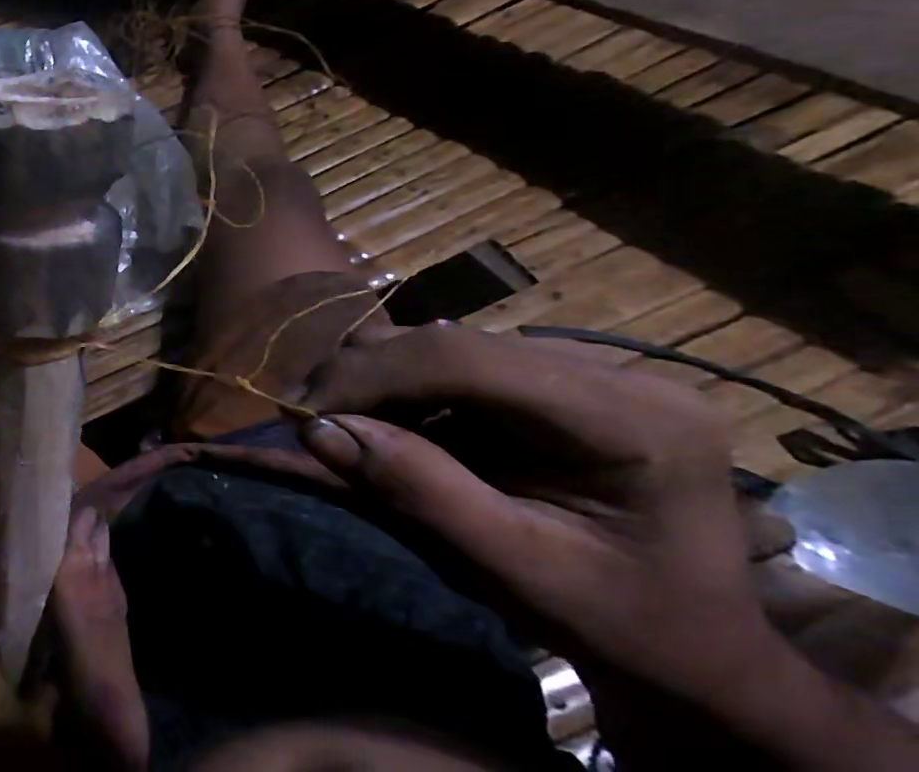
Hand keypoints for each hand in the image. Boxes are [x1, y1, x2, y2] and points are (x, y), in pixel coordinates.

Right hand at [296, 322, 764, 689]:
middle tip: (308, 424)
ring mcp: (584, 369)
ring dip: (376, 382)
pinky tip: (386, 426)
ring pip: (441, 344)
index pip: (467, 359)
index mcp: (632, 418)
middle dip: (364, 378)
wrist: (690, 649)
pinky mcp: (552, 379)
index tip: (303, 415)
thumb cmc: (619, 623)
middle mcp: (614, 372)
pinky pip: (451, 363)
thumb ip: (419, 492)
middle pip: (449, 343)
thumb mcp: (517, 569)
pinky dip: (401, 391)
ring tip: (342, 428)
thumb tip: (316, 430)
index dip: (371, 377)